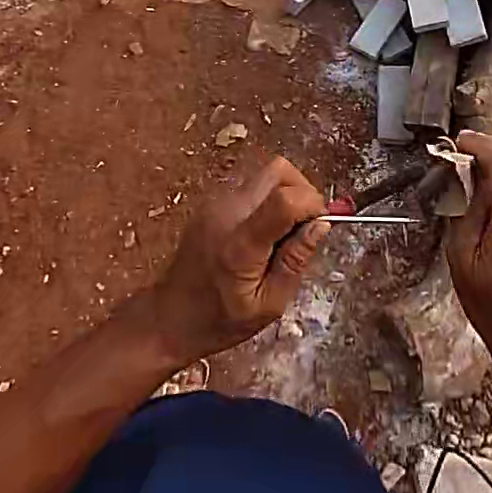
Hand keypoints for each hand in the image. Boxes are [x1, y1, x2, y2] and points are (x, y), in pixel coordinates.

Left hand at [143, 157, 329, 363]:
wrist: (168, 316)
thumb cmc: (219, 321)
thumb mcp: (269, 306)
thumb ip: (295, 261)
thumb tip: (322, 225)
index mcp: (240, 245)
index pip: (284, 199)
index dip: (312, 204)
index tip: (321, 225)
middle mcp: (227, 212)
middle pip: (279, 171)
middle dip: (303, 192)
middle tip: (305, 226)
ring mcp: (217, 202)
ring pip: (268, 174)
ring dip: (287, 193)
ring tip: (284, 232)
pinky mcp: (214, 200)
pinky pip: (254, 185)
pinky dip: (270, 198)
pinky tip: (265, 231)